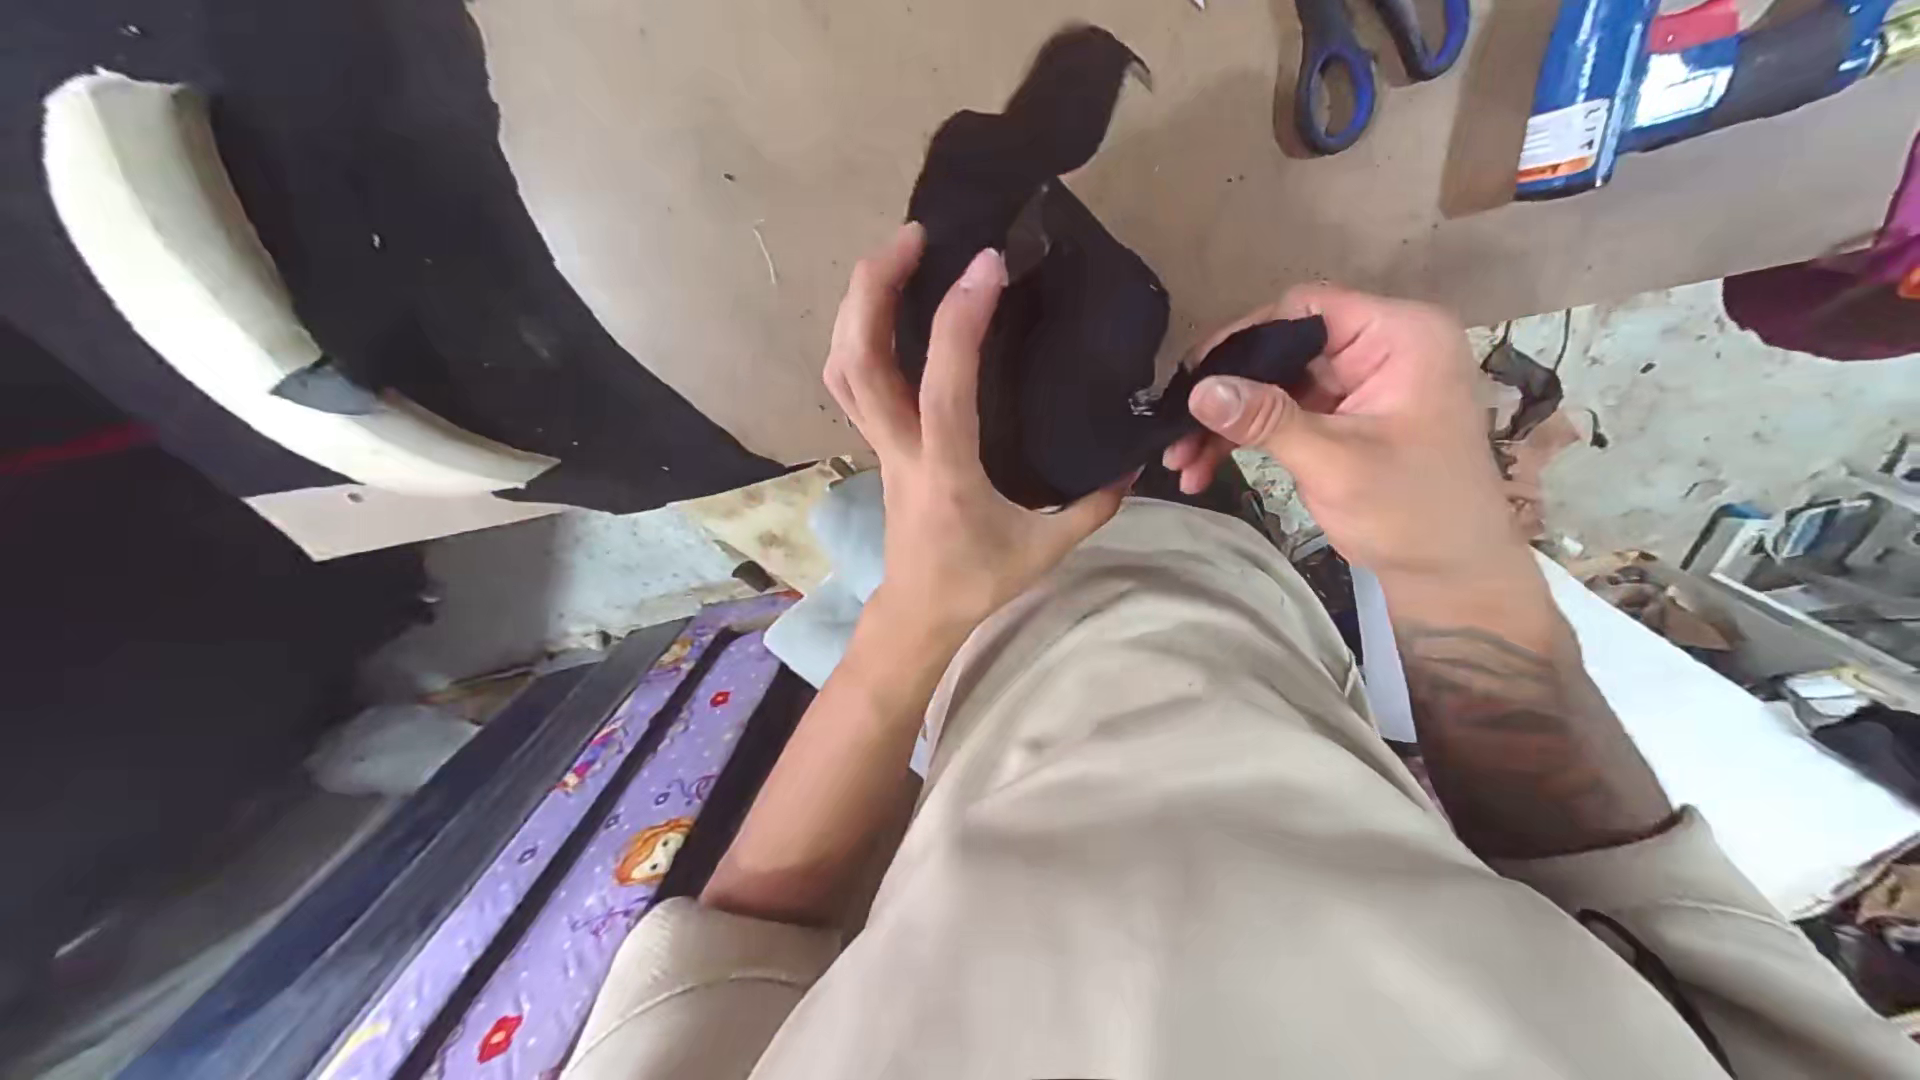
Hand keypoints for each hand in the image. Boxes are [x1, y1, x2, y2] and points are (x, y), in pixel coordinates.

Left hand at [824, 223, 1124, 635]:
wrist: (919, 611)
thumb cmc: (978, 581)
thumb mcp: (1047, 549)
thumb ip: (1093, 504)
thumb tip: (1131, 461)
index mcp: (945, 473)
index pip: (943, 387)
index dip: (959, 322)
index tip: (987, 267)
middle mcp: (900, 450)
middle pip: (858, 363)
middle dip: (875, 289)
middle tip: (914, 236)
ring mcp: (879, 446)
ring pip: (842, 370)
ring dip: (857, 306)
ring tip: (895, 258)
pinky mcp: (876, 446)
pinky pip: (849, 384)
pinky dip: (855, 337)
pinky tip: (884, 311)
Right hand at [1163, 284, 1528, 590]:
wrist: (1447, 571)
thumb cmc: (1410, 511)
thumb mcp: (1333, 461)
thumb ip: (1266, 420)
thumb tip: (1198, 390)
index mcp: (1398, 337)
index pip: (1303, 309)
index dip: (1242, 339)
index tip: (1193, 381)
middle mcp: (1376, 348)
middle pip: (1278, 350)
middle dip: (1224, 395)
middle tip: (1175, 431)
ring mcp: (1355, 384)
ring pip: (1270, 386)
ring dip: (1224, 425)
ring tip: (1181, 461)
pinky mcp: (1338, 416)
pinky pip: (1278, 414)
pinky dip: (1242, 440)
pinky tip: (1203, 468)